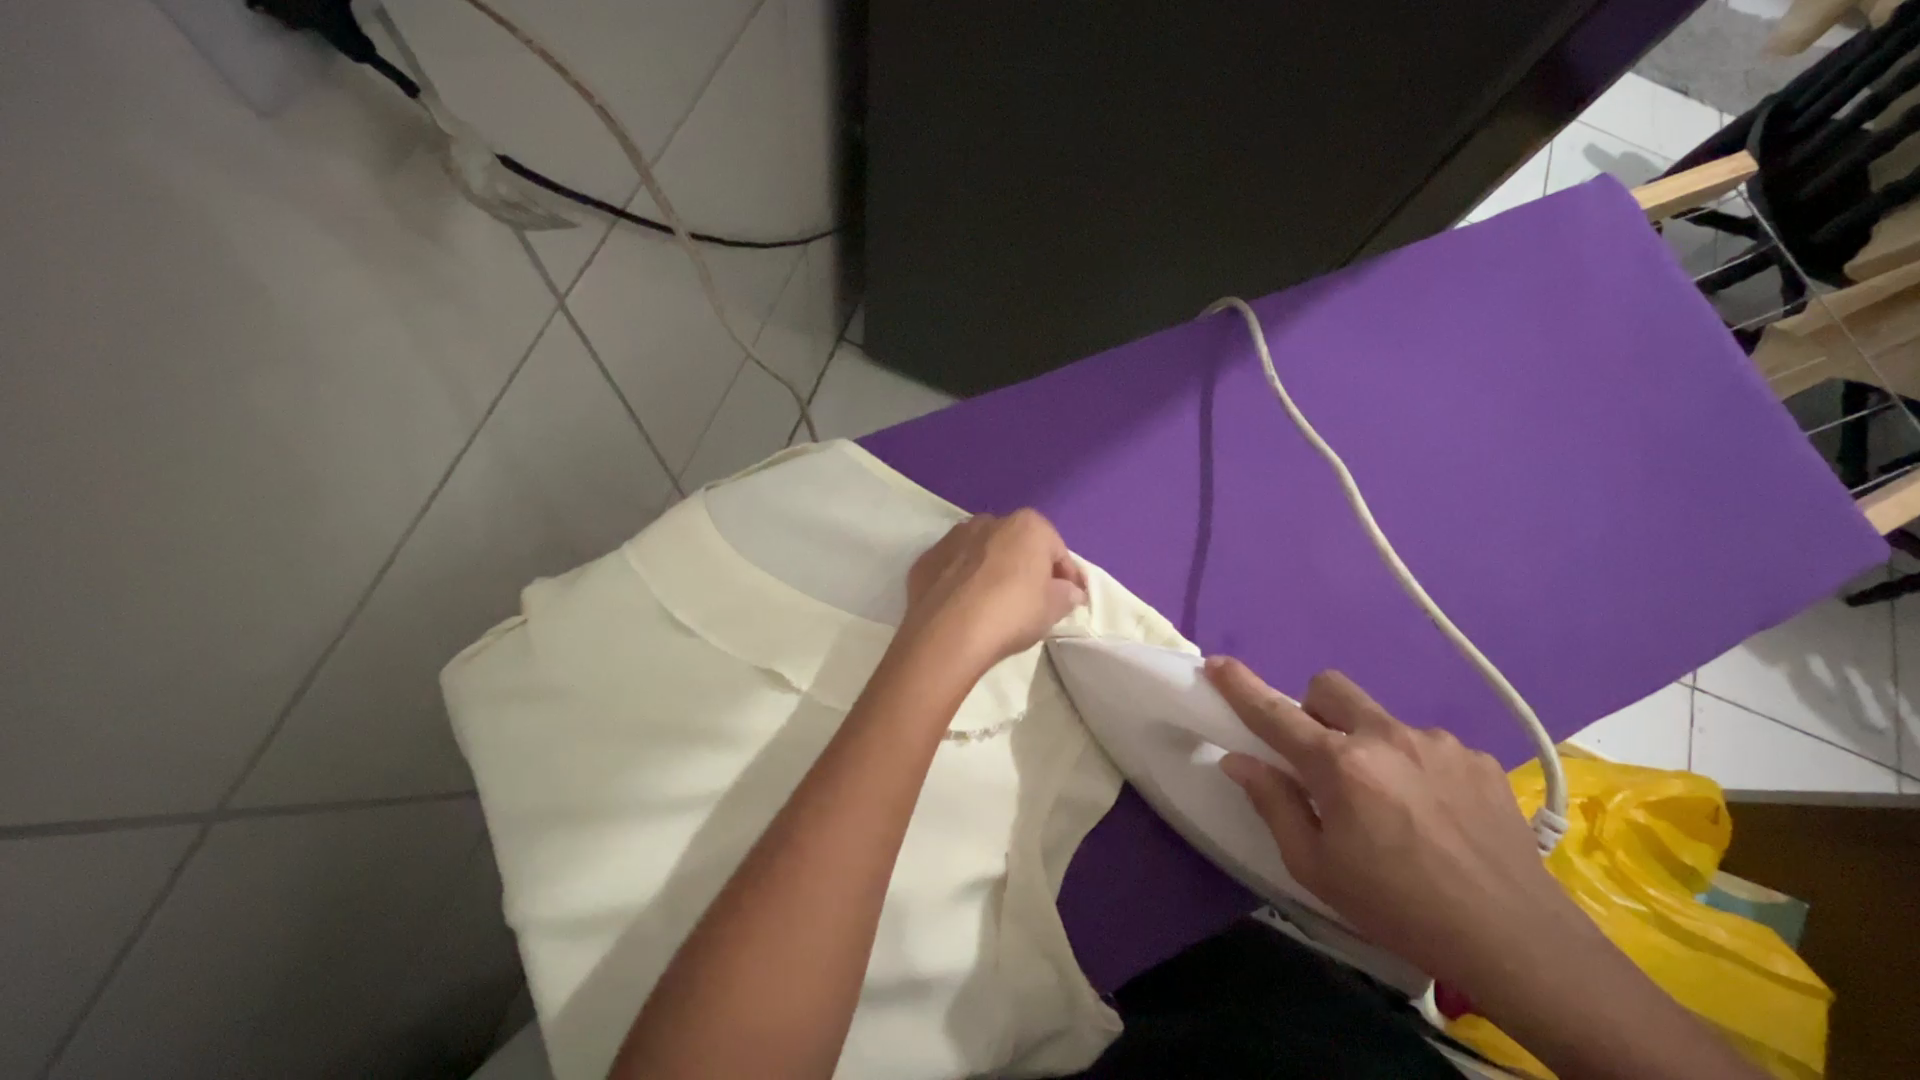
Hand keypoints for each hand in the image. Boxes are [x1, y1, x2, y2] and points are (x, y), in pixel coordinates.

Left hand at [898, 510, 1087, 675]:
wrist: (948, 634)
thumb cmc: (1012, 614)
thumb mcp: (1054, 609)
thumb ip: (1067, 594)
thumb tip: (1069, 591)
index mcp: (1028, 525)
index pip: (1057, 551)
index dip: (1066, 576)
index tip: (1068, 598)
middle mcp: (989, 521)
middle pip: (1018, 545)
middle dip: (1026, 567)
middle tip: (1031, 600)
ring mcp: (953, 537)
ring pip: (982, 552)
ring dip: (991, 570)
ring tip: (994, 603)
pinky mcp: (925, 559)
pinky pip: (953, 567)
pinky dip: (961, 580)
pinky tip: (964, 606)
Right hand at [1207, 659, 1587, 997]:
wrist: (1514, 939)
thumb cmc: (1397, 908)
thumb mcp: (1316, 868)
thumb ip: (1274, 805)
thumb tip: (1242, 761)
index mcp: (1341, 765)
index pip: (1275, 713)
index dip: (1240, 686)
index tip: (1217, 664)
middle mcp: (1387, 736)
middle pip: (1330, 688)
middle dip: (1313, 710)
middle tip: (1320, 759)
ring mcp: (1439, 743)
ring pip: (1382, 720)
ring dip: (1369, 745)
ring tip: (1393, 806)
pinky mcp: (1479, 759)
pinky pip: (1428, 746)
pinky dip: (1416, 768)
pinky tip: (1435, 816)